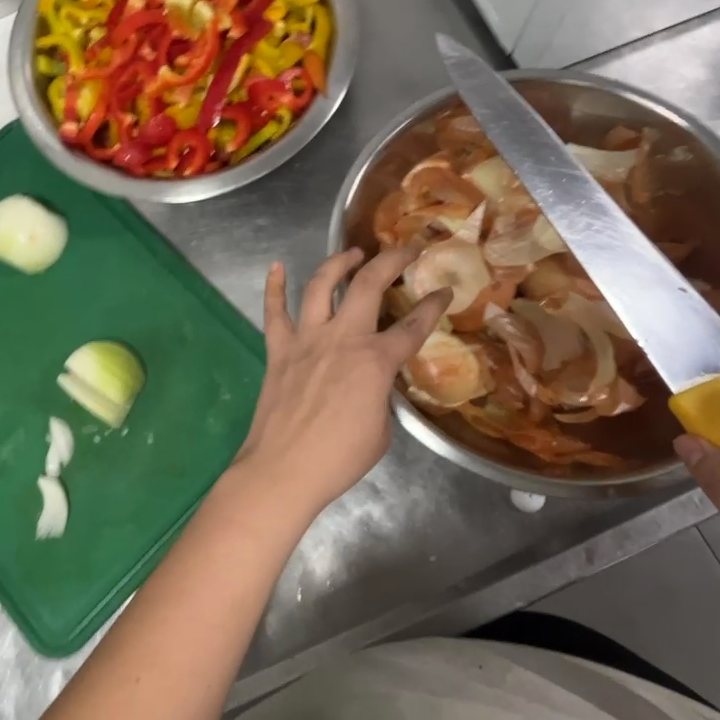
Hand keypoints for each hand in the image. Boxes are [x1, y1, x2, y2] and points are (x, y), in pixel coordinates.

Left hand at [228, 248, 451, 523]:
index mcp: (375, 361)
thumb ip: (381, 396)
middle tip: (405, 250)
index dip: (433, 306)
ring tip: (352, 252)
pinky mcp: (277, 350)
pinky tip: (277, 266)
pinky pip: (274, 311)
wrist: (283, 469)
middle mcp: (342, 338)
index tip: (445, 289)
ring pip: (320, 285)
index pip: (413, 326)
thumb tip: (372, 384)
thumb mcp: (381, 431)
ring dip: (338, 263)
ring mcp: (305, 340)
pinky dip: (274, 287)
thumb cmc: (339, 459)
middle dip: (391, 260)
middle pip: (368, 285)